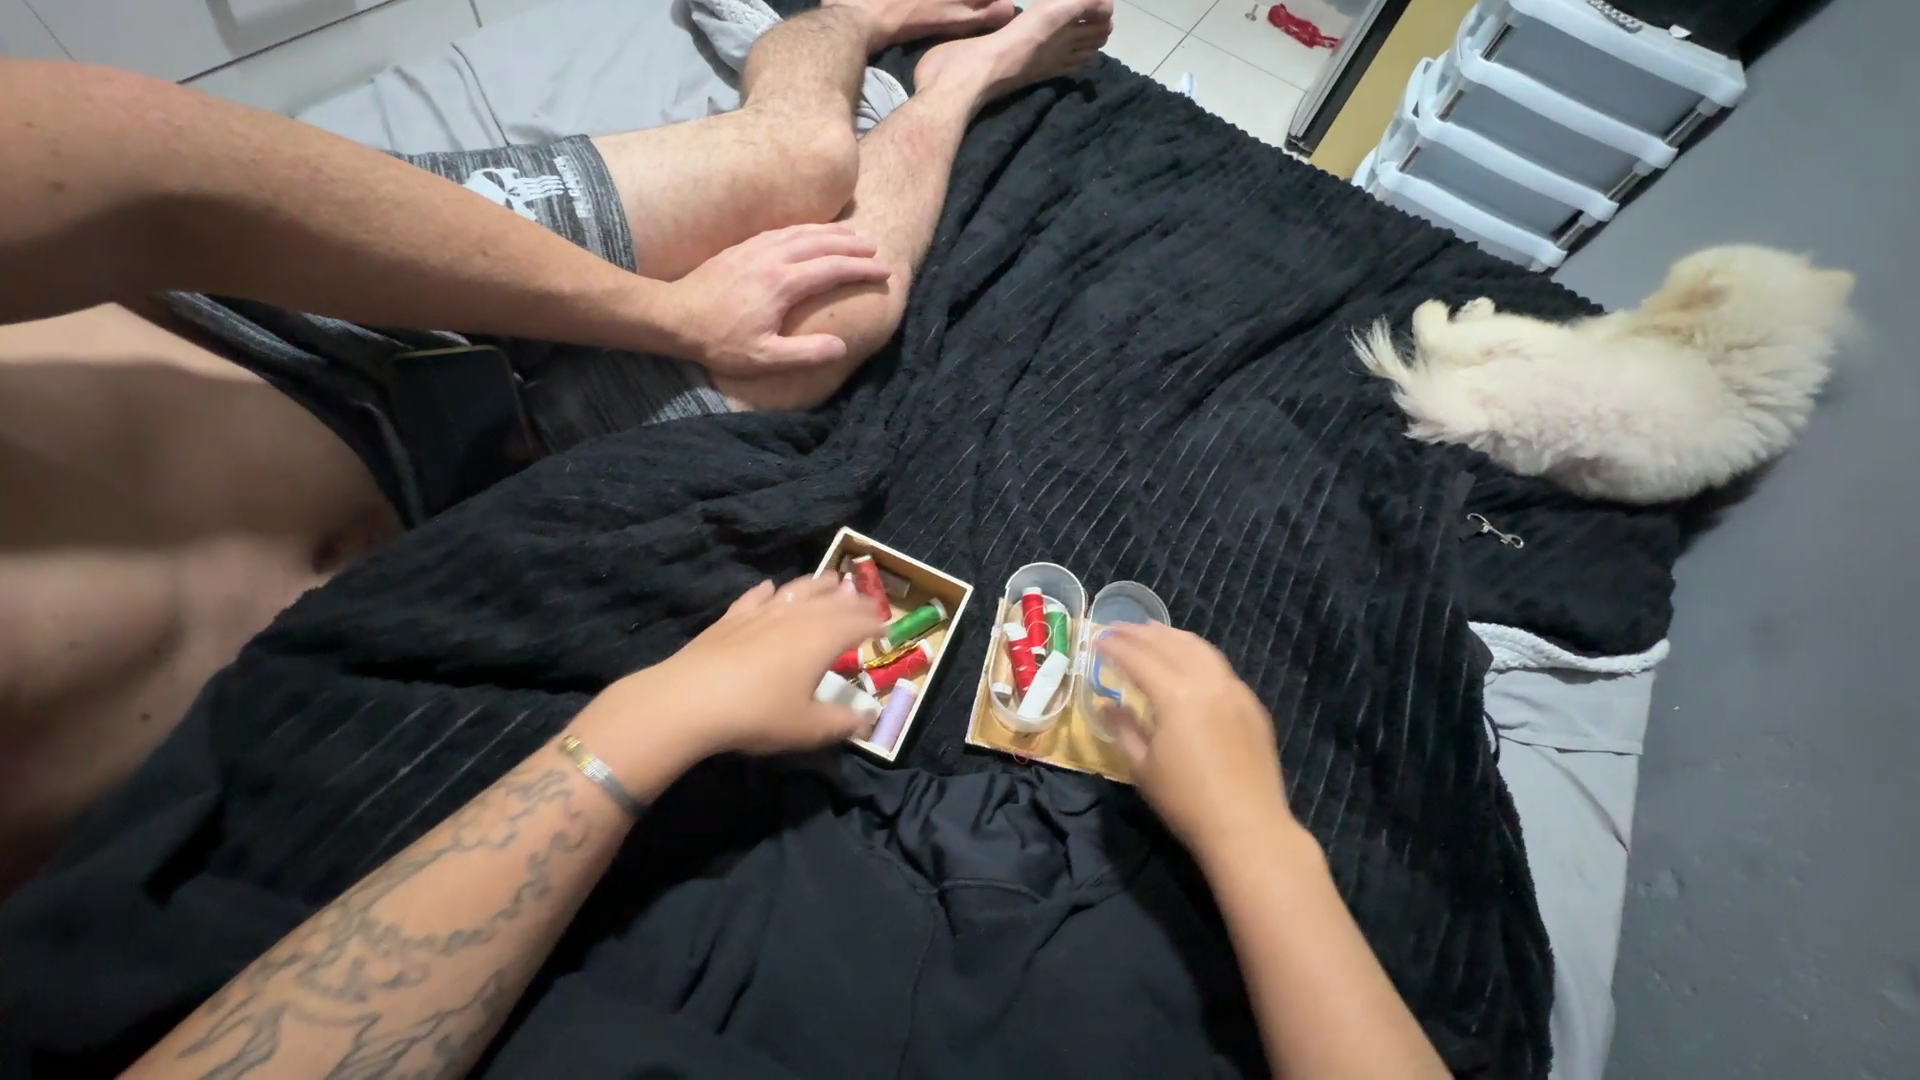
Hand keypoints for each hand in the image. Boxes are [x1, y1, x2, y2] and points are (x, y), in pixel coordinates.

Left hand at [573, 576, 886, 778]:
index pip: (858, 623)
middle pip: (832, 601)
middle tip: (867, 601)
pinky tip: (770, 588)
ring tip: (830, 579)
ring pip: (797, 591)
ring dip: (817, 584)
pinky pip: (756, 597)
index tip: (886, 628)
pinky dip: (769, 591)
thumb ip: (842, 723)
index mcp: (823, 639)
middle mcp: (797, 617)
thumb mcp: (808, 728)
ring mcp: (762, 613)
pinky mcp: (731, 618)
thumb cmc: (758, 714)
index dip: (875, 624)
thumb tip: (867, 720)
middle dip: (854, 600)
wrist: (689, 701)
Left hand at [664, 223, 890, 376]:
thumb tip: (841, 347)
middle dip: (852, 244)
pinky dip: (807, 229)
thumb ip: (805, 354)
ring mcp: (756, 249)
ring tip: (853, 234)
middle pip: (822, 242)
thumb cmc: (720, 341)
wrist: (674, 317)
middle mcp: (772, 258)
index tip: (884, 271)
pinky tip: (813, 233)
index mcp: (782, 284)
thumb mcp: (765, 358)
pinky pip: (783, 230)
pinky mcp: (743, 248)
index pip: (832, 268)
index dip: (861, 268)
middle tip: (875, 249)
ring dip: (832, 232)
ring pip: (803, 231)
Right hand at [1095, 624, 1298, 862]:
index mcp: (1176, 696)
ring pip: (1200, 649)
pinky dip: (1197, 653)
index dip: (1115, 647)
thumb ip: (1123, 727)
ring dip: (1172, 636)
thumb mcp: (1142, 767)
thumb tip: (1107, 703)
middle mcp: (1207, 683)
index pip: (1139, 659)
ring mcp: (1235, 691)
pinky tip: (1188, 660)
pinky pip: (1220, 666)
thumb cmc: (1186, 802)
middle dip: (1141, 633)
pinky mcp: (1251, 705)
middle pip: (1170, 644)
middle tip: (1117, 628)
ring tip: (1151, 632)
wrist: (1248, 828)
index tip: (1096, 639)